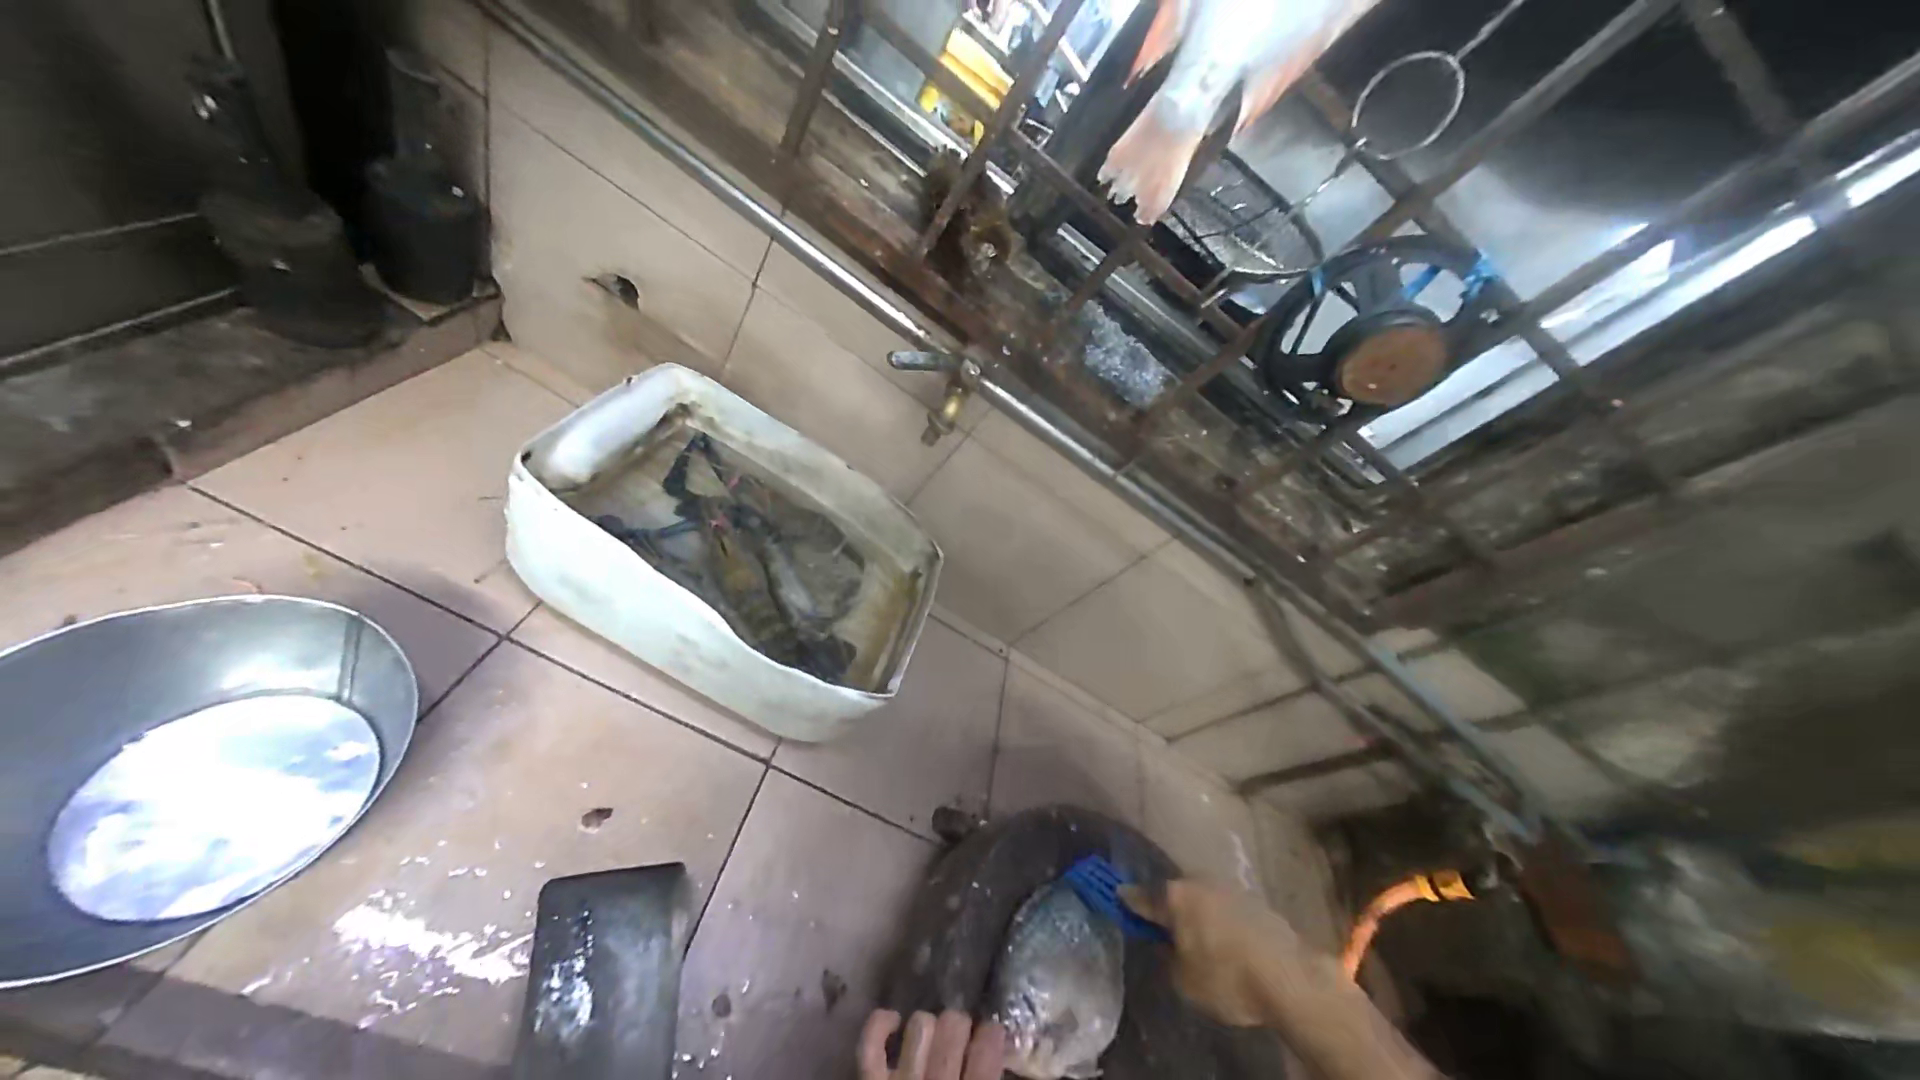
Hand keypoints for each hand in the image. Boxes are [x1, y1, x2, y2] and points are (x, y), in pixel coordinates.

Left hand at [858, 1009, 1005, 1079]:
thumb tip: (1000, 1061)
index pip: (987, 1050)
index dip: (992, 1036)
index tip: (992, 1037)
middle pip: (953, 1026)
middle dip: (961, 1028)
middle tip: (962, 1042)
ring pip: (920, 1025)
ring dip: (930, 1028)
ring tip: (933, 1043)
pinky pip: (870, 1043)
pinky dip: (880, 1025)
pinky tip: (894, 1024)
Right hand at [1125, 880, 1445, 1079]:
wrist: (1291, 977)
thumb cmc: (1228, 978)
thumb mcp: (1183, 979)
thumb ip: (1166, 954)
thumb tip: (1165, 942)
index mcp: (1174, 896)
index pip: (1140, 896)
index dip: (1126, 900)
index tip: (1114, 896)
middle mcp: (1197, 881)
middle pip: (1173, 892)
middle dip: (1166, 906)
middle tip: (1161, 926)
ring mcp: (1228, 886)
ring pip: (1200, 895)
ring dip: (1194, 910)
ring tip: (1196, 933)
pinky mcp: (1253, 898)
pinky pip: (1223, 904)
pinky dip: (1217, 916)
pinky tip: (1224, 936)